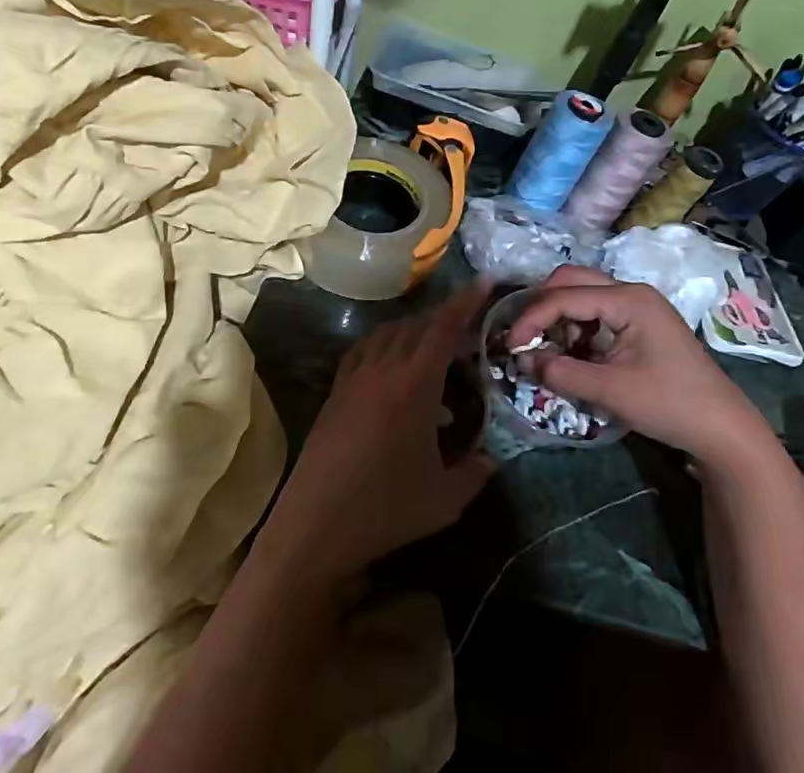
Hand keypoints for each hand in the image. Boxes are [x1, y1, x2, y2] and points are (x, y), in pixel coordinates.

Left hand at [257, 283, 497, 585]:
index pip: (442, 329)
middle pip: (414, 327)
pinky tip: (394, 369)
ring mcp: (351, 380)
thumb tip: (488, 459)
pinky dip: (385, 346)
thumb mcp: (444, 498)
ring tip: (436, 348)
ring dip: (413, 331)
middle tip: (469, 328)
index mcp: (412, 386)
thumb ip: (473, 473)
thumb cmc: (385, 510)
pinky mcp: (334, 394)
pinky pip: (363, 352)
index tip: (485, 281)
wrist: (315, 523)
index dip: (466, 302)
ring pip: (385, 335)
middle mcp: (380, 371)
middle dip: (444, 318)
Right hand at [506, 265, 779, 468]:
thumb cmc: (669, 404)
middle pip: (570, 281)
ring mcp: (638, 305)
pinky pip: (595, 311)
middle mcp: (632, 292)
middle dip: (541, 307)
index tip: (509, 346)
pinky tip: (571, 353)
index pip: (563, 297)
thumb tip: (522, 360)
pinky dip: (575, 326)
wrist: (722, 428)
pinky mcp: (639, 322)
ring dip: (558, 316)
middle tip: (523, 338)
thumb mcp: (608, 391)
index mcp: (628, 300)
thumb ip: (559, 372)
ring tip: (546, 349)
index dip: (530, 319)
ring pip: (581, 294)